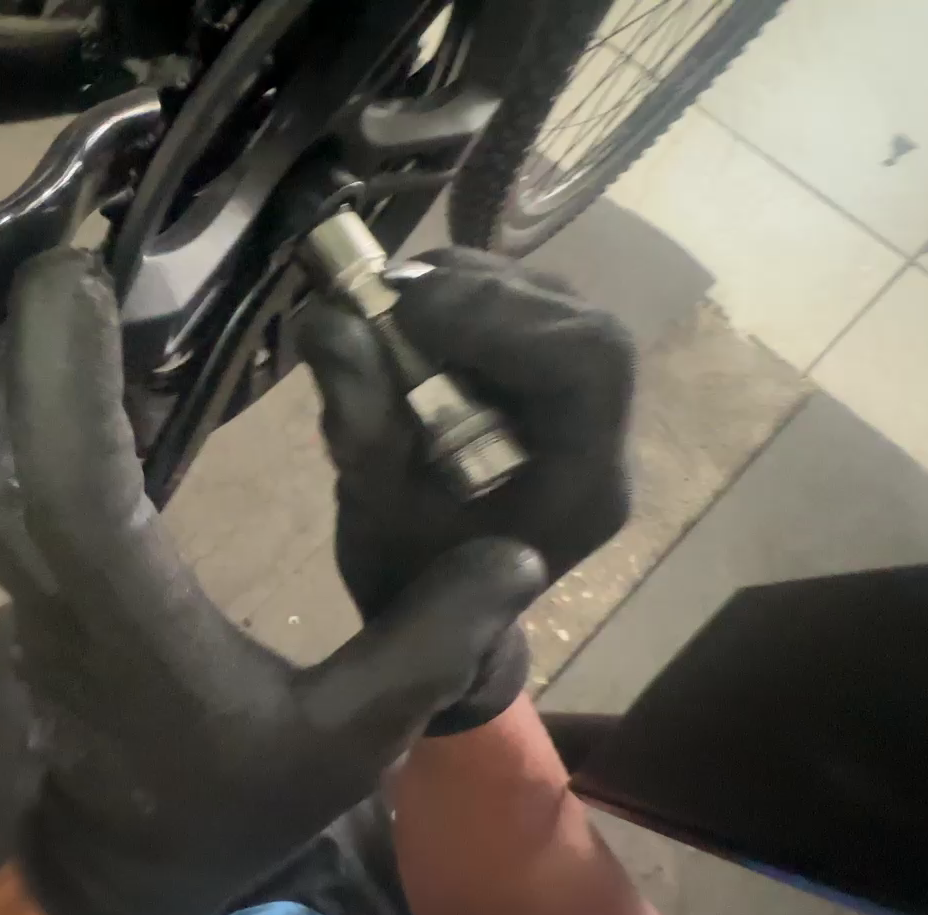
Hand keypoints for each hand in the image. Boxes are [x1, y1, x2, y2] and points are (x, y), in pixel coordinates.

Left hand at [0, 249, 543, 914]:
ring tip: (61, 308)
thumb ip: (430, 647)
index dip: (61, 378)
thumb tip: (511, 557)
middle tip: (65, 270)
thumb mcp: (352, 742)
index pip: (73, 486)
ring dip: (1, 384)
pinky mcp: (31, 597)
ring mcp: (30, 598)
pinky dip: (15, 426)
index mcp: (134, 624)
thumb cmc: (236, 809)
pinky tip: (67, 387)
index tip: (77, 280)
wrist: (133, 866)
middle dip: (10, 355)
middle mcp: (60, 598)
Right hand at [289, 247, 634, 732]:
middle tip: (377, 299)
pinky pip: (514, 312)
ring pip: (542, 300)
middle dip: (469, 292)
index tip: (401, 311)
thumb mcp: (373, 518)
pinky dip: (451, 301)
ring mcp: (575, 404)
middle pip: (569, 314)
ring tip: (381, 308)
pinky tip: (401, 324)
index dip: (498, 316)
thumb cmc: (408, 586)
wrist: (434, 614)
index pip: (587, 359)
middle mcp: (597, 431)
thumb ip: (359, 427)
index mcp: (580, 481)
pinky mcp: (540, 386)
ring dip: (456, 287)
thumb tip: (329, 321)